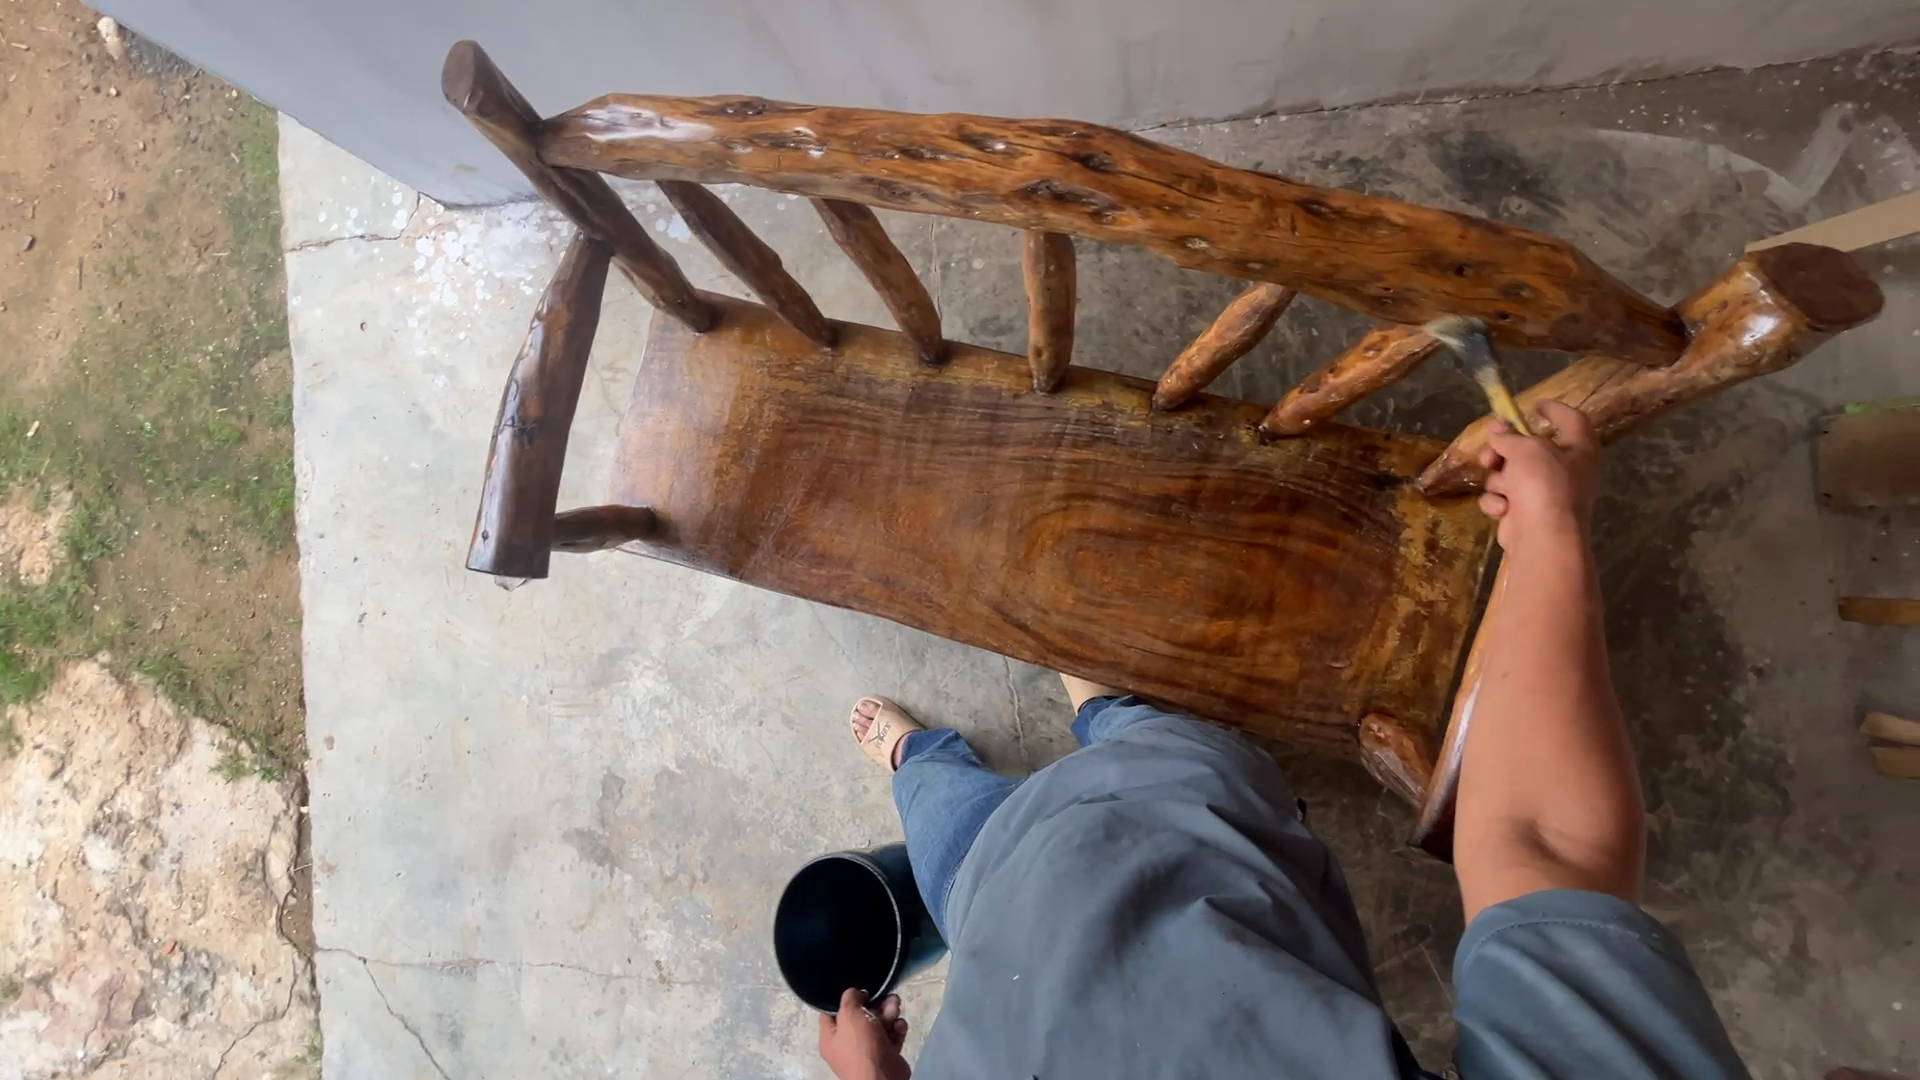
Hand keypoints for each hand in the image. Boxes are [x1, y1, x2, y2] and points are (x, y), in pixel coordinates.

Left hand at [817, 989, 909, 1079]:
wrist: (882, 1078)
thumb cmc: (860, 1046)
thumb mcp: (849, 1015)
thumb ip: (849, 998)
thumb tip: (856, 993)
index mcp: (831, 1038)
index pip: (832, 1012)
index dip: (844, 998)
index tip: (858, 987)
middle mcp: (847, 1044)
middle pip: (860, 1015)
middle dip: (876, 1003)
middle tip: (887, 996)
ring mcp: (867, 1050)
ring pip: (878, 1023)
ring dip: (889, 1012)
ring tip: (896, 1007)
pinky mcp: (885, 1055)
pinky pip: (891, 1035)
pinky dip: (897, 1028)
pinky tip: (900, 1025)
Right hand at [1476, 400, 1600, 552]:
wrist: (1542, 535)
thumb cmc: (1545, 485)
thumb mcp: (1526, 450)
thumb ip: (1509, 436)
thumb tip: (1497, 428)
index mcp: (1579, 449)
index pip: (1571, 420)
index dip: (1553, 410)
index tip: (1533, 405)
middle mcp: (1566, 469)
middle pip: (1528, 448)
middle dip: (1504, 451)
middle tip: (1490, 455)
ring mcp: (1545, 492)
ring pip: (1509, 473)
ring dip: (1498, 479)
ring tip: (1501, 488)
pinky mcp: (1525, 510)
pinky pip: (1503, 496)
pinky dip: (1498, 501)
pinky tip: (1502, 508)